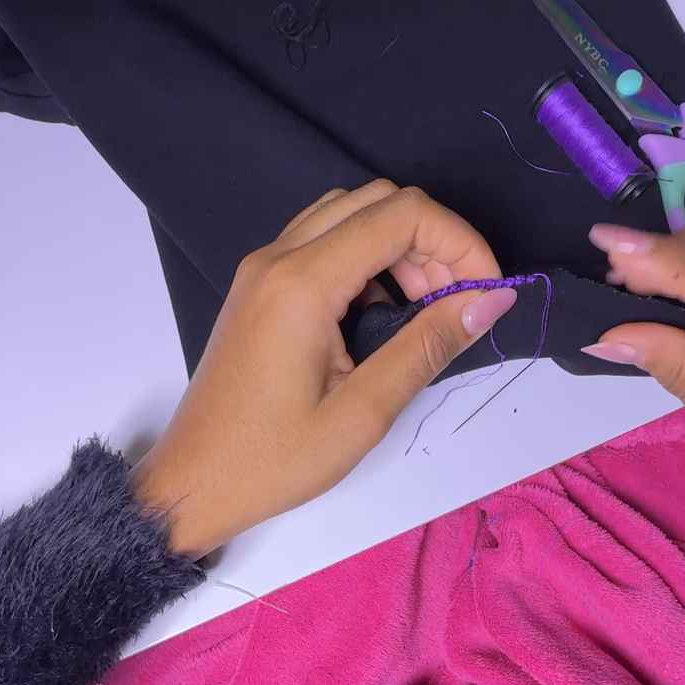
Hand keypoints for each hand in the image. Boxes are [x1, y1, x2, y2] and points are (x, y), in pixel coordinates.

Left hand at [136, 181, 516, 557]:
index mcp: (302, 284)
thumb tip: (490, 301)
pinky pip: (320, 245)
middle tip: (457, 304)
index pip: (402, 215)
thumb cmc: (272, 462)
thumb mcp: (362, 413)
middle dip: (433, 241)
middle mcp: (276, 259)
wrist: (194, 483)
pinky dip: (364, 262)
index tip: (487, 292)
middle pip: (375, 202)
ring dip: (398, 248)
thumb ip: (427, 347)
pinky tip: (378, 316)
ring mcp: (261, 271)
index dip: (461, 242)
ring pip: (346, 216)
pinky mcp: (257, 290)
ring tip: (424, 311)